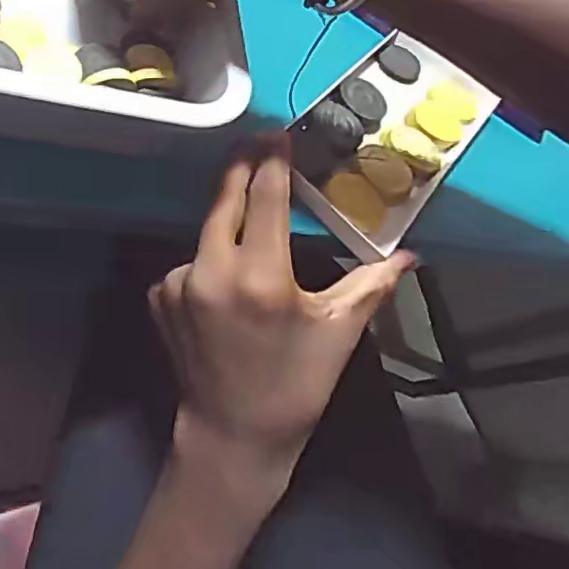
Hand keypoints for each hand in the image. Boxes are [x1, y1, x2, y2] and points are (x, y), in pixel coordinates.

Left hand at [150, 133, 417, 474]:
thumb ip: (371, 285)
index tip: (276, 134)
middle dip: (242, 167)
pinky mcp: (157, 294)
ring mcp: (176, 282)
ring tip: (251, 230)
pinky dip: (208, 261)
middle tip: (256, 143)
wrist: (229, 435)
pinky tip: (224, 287)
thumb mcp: (338, 334)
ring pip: (207, 231)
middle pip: (226, 200)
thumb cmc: (294, 386)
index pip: (266, 199)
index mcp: (259, 277)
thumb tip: (411, 254)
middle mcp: (210, 270)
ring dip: (228, 223)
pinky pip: (189, 261)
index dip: (272, 161)